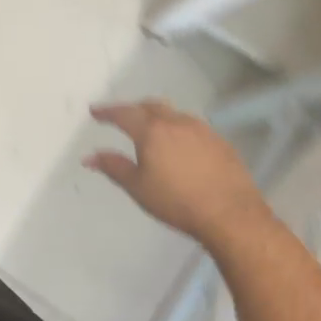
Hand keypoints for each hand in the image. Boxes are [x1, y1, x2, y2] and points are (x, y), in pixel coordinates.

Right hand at [85, 101, 272, 244]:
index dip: (107, 111)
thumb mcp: (137, 187)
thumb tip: (89, 156)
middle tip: (121, 117)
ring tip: (150, 130)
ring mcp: (203, 130)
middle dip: (133, 109)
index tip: (94, 111)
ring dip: (158, 116)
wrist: (231, 214)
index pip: (124, 114)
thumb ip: (113, 166)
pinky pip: (192, 127)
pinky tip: (179, 146)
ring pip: (174, 114)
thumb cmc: (176, 201)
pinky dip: (178, 129)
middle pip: (151, 106)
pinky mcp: (220, 142)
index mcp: (152, 132)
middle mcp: (177, 123)